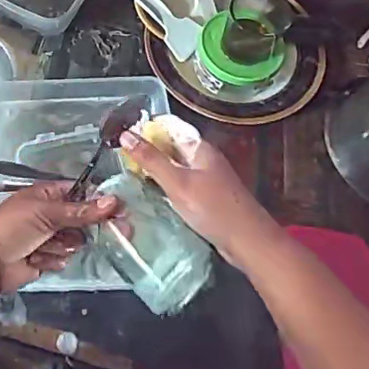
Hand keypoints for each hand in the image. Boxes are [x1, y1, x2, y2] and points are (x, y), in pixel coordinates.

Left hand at [0, 183, 119, 295]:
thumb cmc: (12, 227)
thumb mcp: (46, 213)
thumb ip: (81, 210)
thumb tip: (114, 201)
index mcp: (48, 194)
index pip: (81, 193)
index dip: (100, 201)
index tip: (121, 210)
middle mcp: (51, 213)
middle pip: (83, 219)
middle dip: (89, 227)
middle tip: (119, 232)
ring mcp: (49, 236)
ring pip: (75, 240)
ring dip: (63, 245)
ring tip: (45, 246)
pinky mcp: (47, 258)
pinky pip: (63, 257)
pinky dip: (53, 259)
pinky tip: (38, 259)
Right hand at [119, 129, 284, 264]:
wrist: (248, 242)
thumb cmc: (213, 208)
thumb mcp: (177, 182)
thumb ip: (151, 159)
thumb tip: (125, 134)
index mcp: (198, 147)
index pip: (168, 126)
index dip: (145, 128)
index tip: (121, 138)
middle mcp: (203, 157)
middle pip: (170, 145)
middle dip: (147, 149)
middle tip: (119, 158)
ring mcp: (206, 177)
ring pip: (174, 165)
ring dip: (154, 168)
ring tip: (129, 175)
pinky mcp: (207, 195)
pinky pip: (180, 182)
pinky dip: (165, 184)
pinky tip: (151, 193)